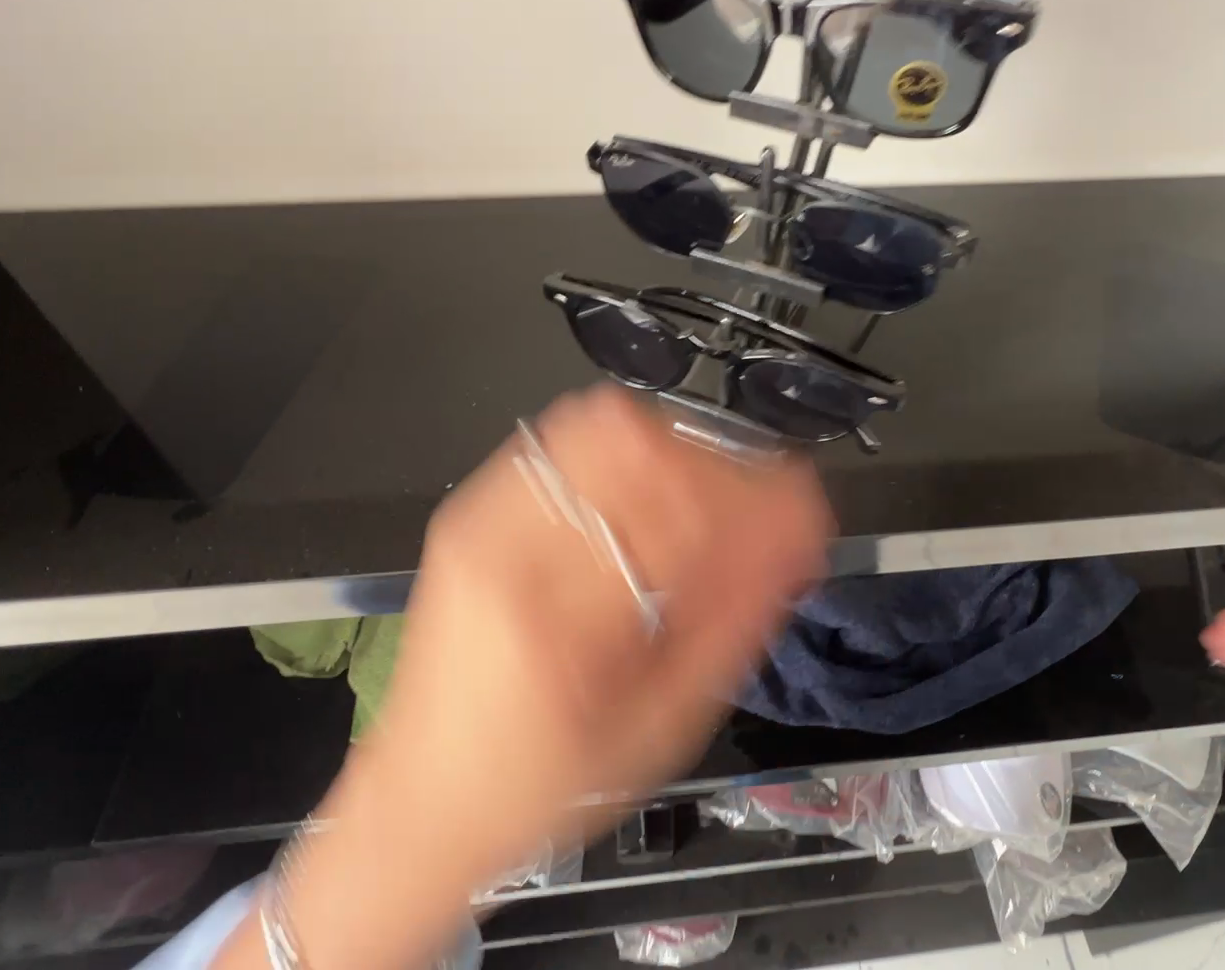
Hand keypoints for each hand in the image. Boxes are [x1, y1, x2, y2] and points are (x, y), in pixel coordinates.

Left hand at [231, 388, 831, 969]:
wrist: (422, 801)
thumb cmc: (537, 786)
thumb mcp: (655, 728)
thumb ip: (729, 625)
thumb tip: (790, 545)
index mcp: (554, 617)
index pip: (684, 512)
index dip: (763, 499)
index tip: (802, 511)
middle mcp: (505, 547)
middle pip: (641, 445)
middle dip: (719, 468)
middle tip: (753, 511)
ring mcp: (479, 519)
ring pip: (600, 424)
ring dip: (672, 454)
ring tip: (700, 505)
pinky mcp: (471, 513)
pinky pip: (561, 440)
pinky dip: (624, 453)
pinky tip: (644, 499)